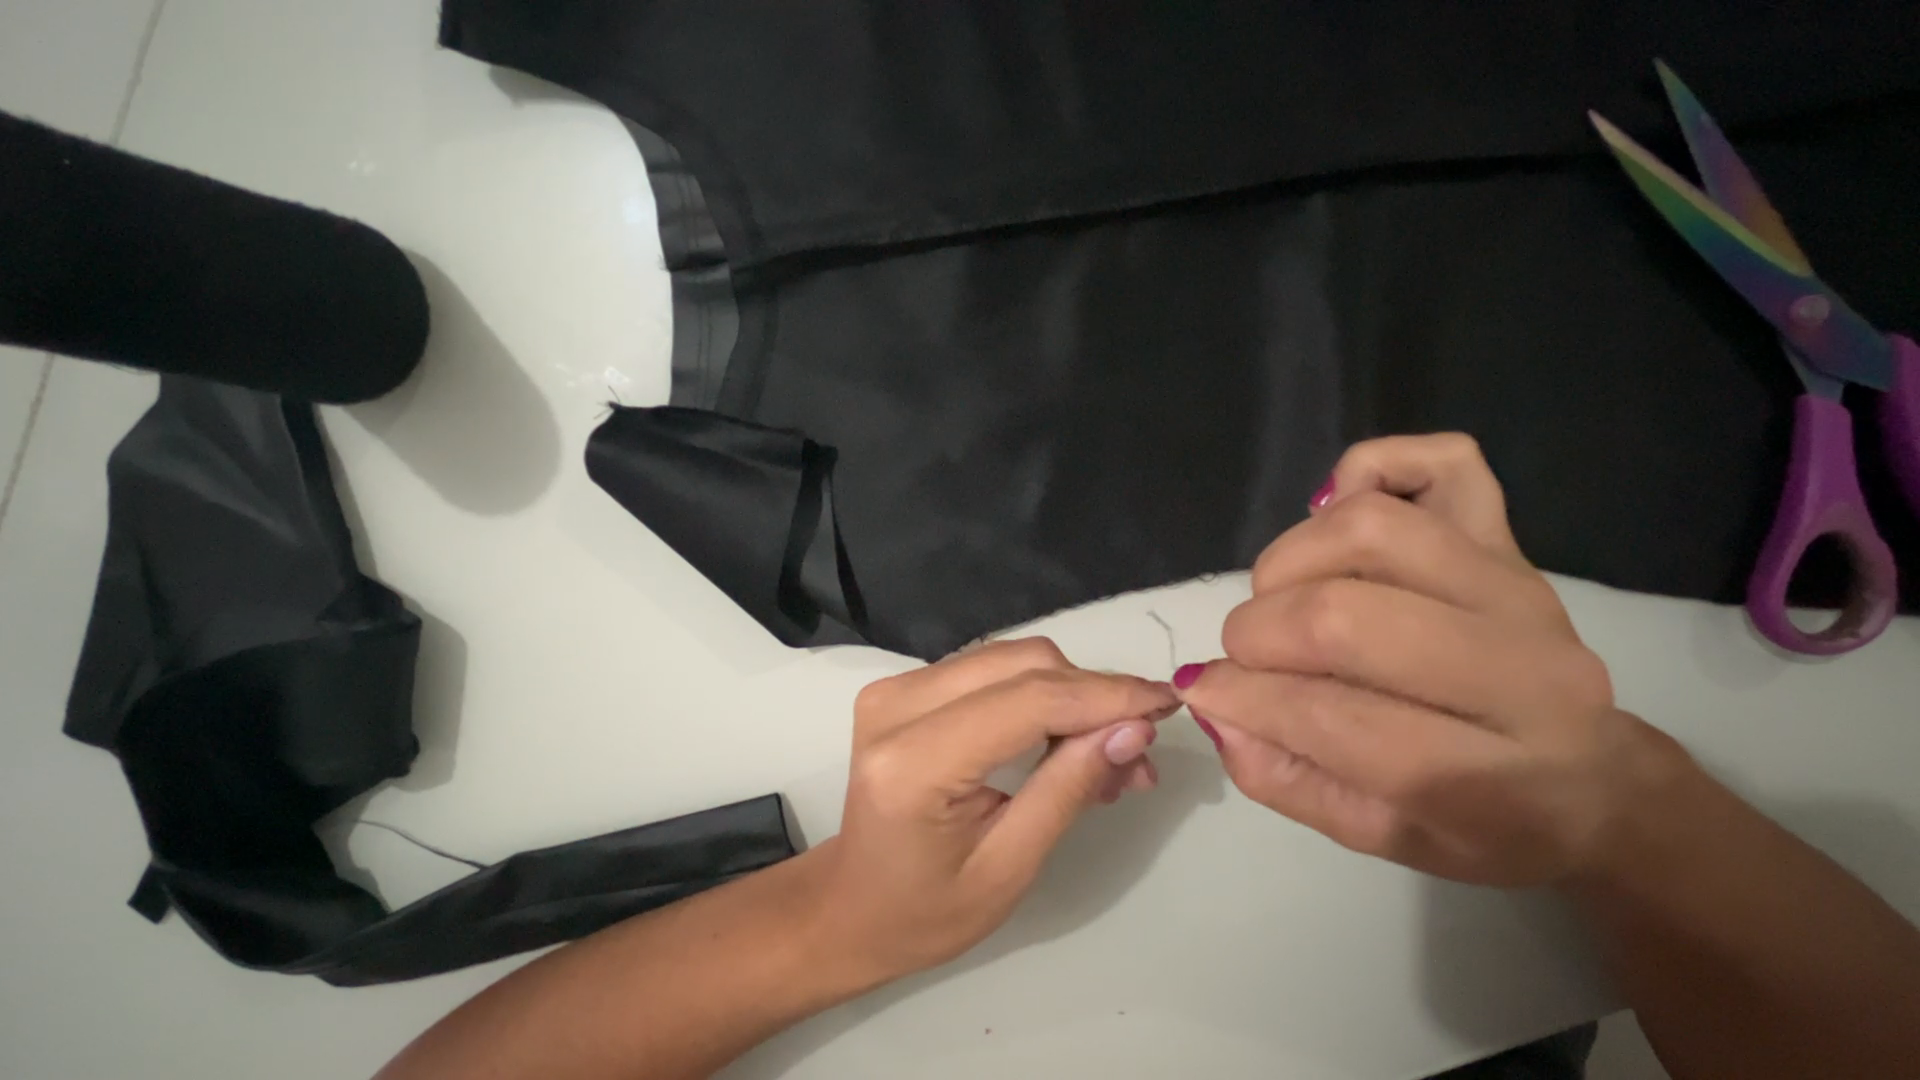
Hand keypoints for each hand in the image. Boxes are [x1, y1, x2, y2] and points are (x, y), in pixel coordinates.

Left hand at [811, 639, 1177, 984]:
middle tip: (1138, 752)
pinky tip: (1068, 740)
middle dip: (1093, 696)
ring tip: (1109, 756)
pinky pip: (992, 669)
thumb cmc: (926, 910)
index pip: (1028, 701)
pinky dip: (1040, 696)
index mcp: (913, 762)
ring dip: (1071, 695)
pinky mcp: (904, 685)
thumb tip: (1134, 729)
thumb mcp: (1009, 867)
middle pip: (1022, 663)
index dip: (1106, 697)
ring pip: (1012, 658)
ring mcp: (895, 687)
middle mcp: (896, 704)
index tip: (1169, 704)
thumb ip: (1069, 788)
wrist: (852, 904)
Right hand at [1176, 434, 1693, 887]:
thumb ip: (1285, 778)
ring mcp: (1516, 587)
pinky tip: (1333, 512)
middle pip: (1346, 615)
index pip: (1337, 718)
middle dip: (1259, 633)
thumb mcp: (1380, 837)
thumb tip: (1212, 703)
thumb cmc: (1483, 824)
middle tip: (1244, 656)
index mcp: (1489, 773)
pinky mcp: (1511, 540)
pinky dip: (1370, 469)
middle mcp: (1518, 668)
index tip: (1202, 692)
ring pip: (1373, 530)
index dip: (1246, 700)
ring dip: (1292, 560)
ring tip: (1281, 598)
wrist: (1595, 782)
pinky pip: (1443, 464)